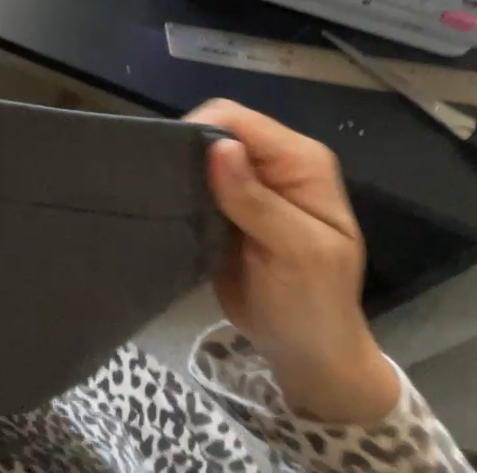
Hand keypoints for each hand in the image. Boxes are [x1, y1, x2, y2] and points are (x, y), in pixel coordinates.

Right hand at [186, 100, 400, 424]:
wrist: (308, 356)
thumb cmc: (313, 305)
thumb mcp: (296, 253)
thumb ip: (257, 200)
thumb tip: (219, 147)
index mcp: (301, 161)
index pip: (237, 120)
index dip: (202, 133)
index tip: (174, 167)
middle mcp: (276, 163)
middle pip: (216, 129)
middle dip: (188, 151)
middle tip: (166, 188)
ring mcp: (251, 184)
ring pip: (201, 154)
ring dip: (181, 173)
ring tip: (164, 199)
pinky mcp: (227, 205)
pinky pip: (195, 181)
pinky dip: (181, 191)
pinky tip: (171, 209)